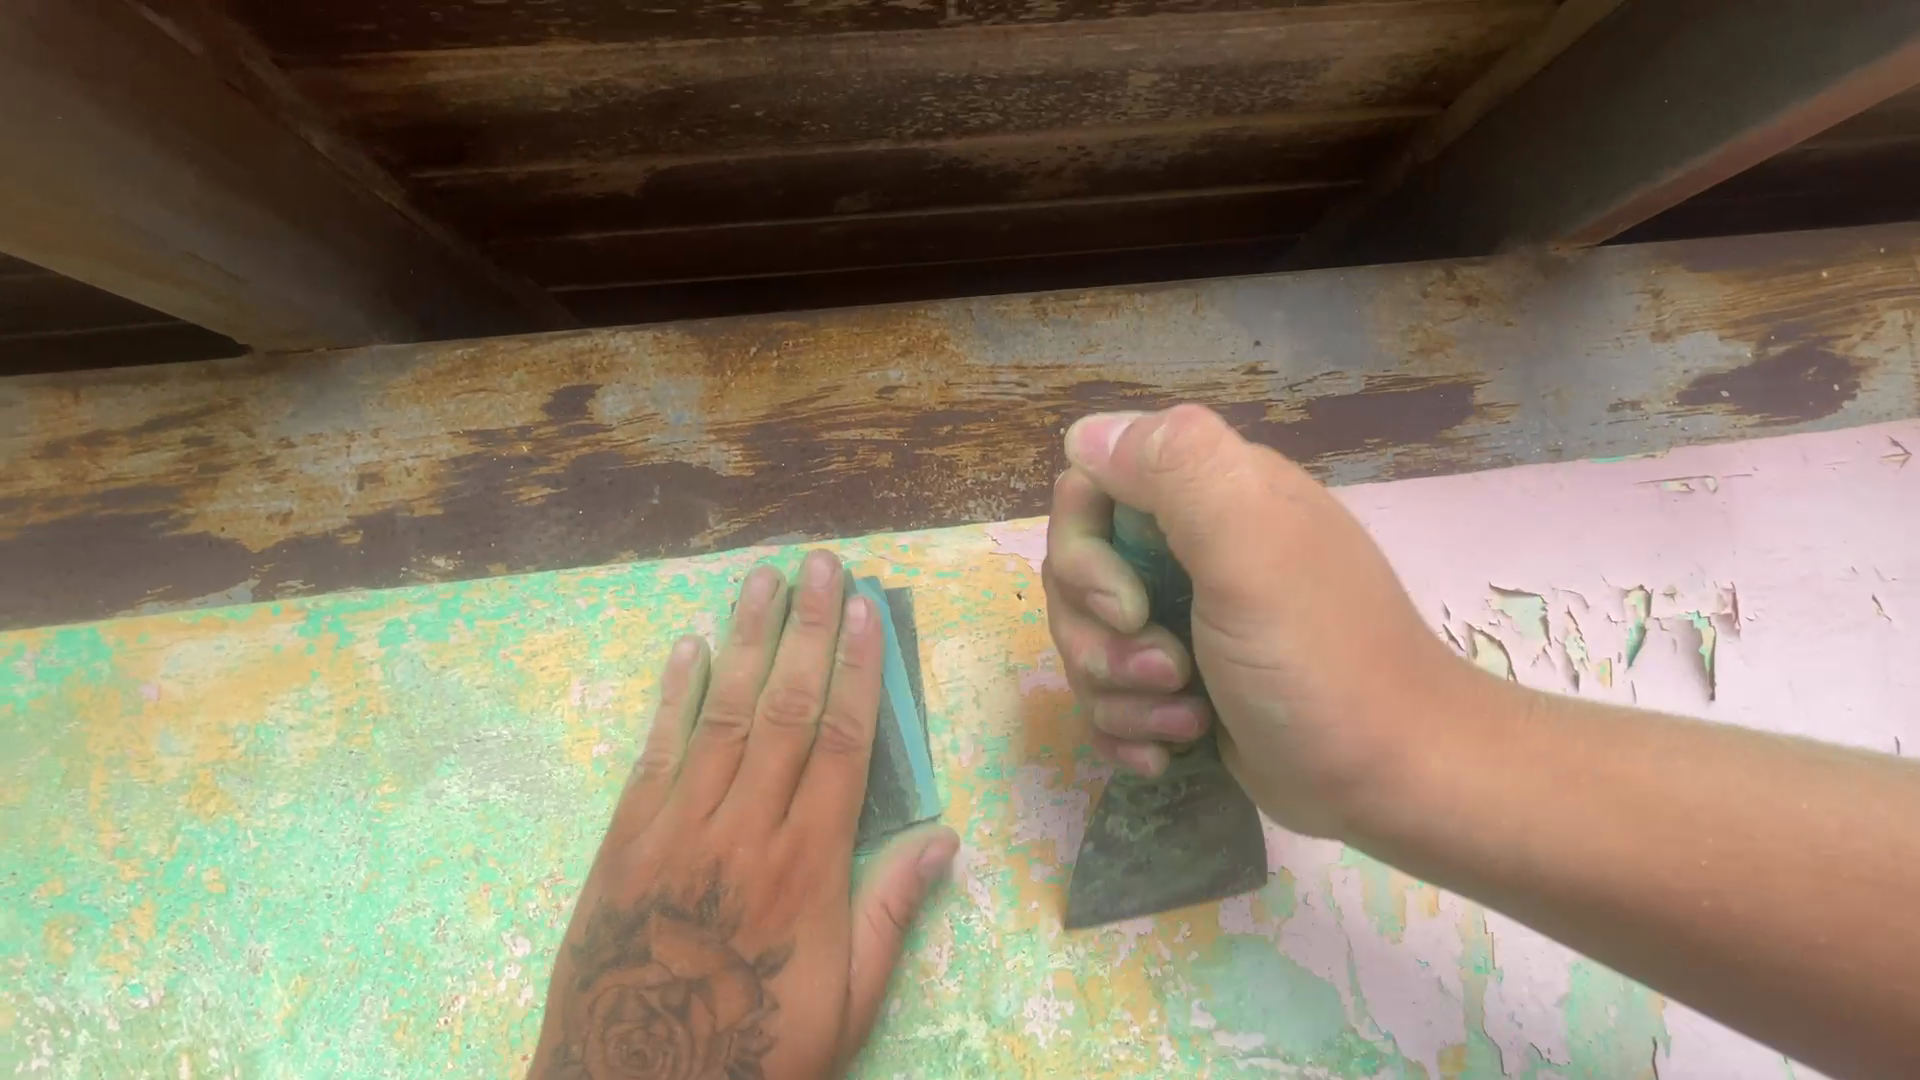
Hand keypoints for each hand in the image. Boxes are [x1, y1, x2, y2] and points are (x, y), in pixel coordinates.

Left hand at [530, 550, 959, 1079]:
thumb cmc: (758, 1049)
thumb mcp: (849, 1001)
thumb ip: (893, 911)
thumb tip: (948, 838)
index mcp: (808, 864)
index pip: (844, 743)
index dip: (859, 672)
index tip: (867, 613)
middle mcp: (747, 828)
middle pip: (786, 709)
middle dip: (808, 631)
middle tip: (820, 566)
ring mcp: (680, 827)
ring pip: (721, 714)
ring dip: (745, 641)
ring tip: (762, 580)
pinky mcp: (626, 838)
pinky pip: (655, 752)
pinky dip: (674, 695)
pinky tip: (689, 645)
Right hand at [1042, 405, 1475, 838]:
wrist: (1389, 780)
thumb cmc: (1321, 661)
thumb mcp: (1253, 549)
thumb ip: (1177, 470)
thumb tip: (1083, 434)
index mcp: (1205, 496)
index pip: (1089, 491)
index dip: (1083, 551)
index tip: (1126, 605)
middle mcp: (1185, 548)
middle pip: (1075, 576)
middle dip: (1101, 640)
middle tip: (1170, 672)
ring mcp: (1178, 618)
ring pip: (1085, 641)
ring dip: (1120, 693)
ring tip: (1185, 719)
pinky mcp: (1175, 680)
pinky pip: (1104, 693)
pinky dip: (1127, 727)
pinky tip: (1169, 749)